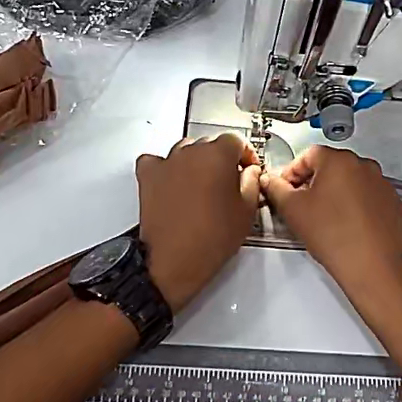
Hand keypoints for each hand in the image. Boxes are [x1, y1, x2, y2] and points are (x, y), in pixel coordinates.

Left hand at [136, 135, 262, 311]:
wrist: (173, 261)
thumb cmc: (210, 239)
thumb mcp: (246, 212)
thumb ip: (252, 183)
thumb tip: (249, 173)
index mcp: (218, 155)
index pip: (236, 140)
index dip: (246, 155)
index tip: (249, 168)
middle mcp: (191, 153)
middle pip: (211, 143)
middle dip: (222, 159)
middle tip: (229, 181)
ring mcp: (167, 163)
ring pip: (186, 150)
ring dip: (196, 162)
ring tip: (203, 186)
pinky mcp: (148, 177)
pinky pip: (157, 162)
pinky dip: (166, 168)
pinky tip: (174, 182)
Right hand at [262, 146, 401, 295]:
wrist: (371, 266)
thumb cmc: (338, 238)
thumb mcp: (292, 210)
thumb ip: (275, 189)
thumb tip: (271, 183)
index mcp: (338, 161)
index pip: (307, 155)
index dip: (291, 172)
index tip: (286, 186)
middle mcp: (364, 167)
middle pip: (330, 166)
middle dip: (313, 183)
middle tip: (303, 204)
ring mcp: (381, 184)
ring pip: (351, 181)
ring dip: (336, 194)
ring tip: (325, 219)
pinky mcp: (392, 203)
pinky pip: (368, 197)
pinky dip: (356, 206)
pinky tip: (346, 225)